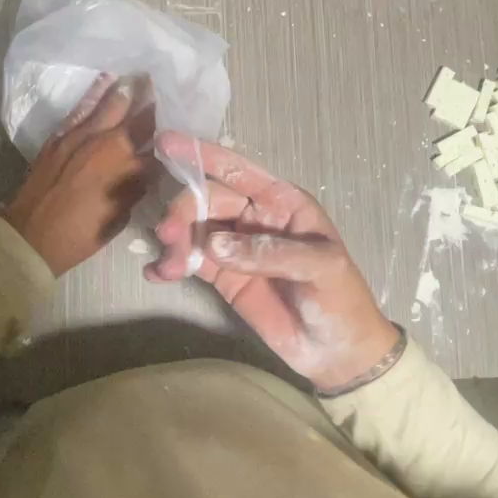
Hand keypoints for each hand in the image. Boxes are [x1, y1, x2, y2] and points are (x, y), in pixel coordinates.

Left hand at [3, 74, 157, 276]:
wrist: (31, 236)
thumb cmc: (80, 235)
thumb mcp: (119, 217)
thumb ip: (135, 188)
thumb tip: (148, 169)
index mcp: (128, 169)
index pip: (159, 146)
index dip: (172, 136)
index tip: (182, 122)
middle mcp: (110, 146)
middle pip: (140, 118)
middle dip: (155, 102)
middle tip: (167, 84)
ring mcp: (83, 136)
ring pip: (111, 105)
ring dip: (129, 90)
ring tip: (142, 74)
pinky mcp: (62, 135)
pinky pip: (82, 108)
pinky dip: (96, 92)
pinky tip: (107, 79)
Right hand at [144, 132, 399, 392]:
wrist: (337, 353)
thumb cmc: (340, 299)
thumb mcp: (320, 268)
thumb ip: (269, 252)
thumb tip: (214, 244)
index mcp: (282, 202)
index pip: (237, 171)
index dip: (203, 156)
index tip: (166, 144)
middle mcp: (253, 217)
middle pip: (207, 200)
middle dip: (184, 210)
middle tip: (168, 234)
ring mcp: (234, 247)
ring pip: (193, 229)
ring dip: (174, 240)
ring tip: (169, 265)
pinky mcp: (222, 277)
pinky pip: (189, 261)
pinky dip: (169, 263)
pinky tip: (157, 273)